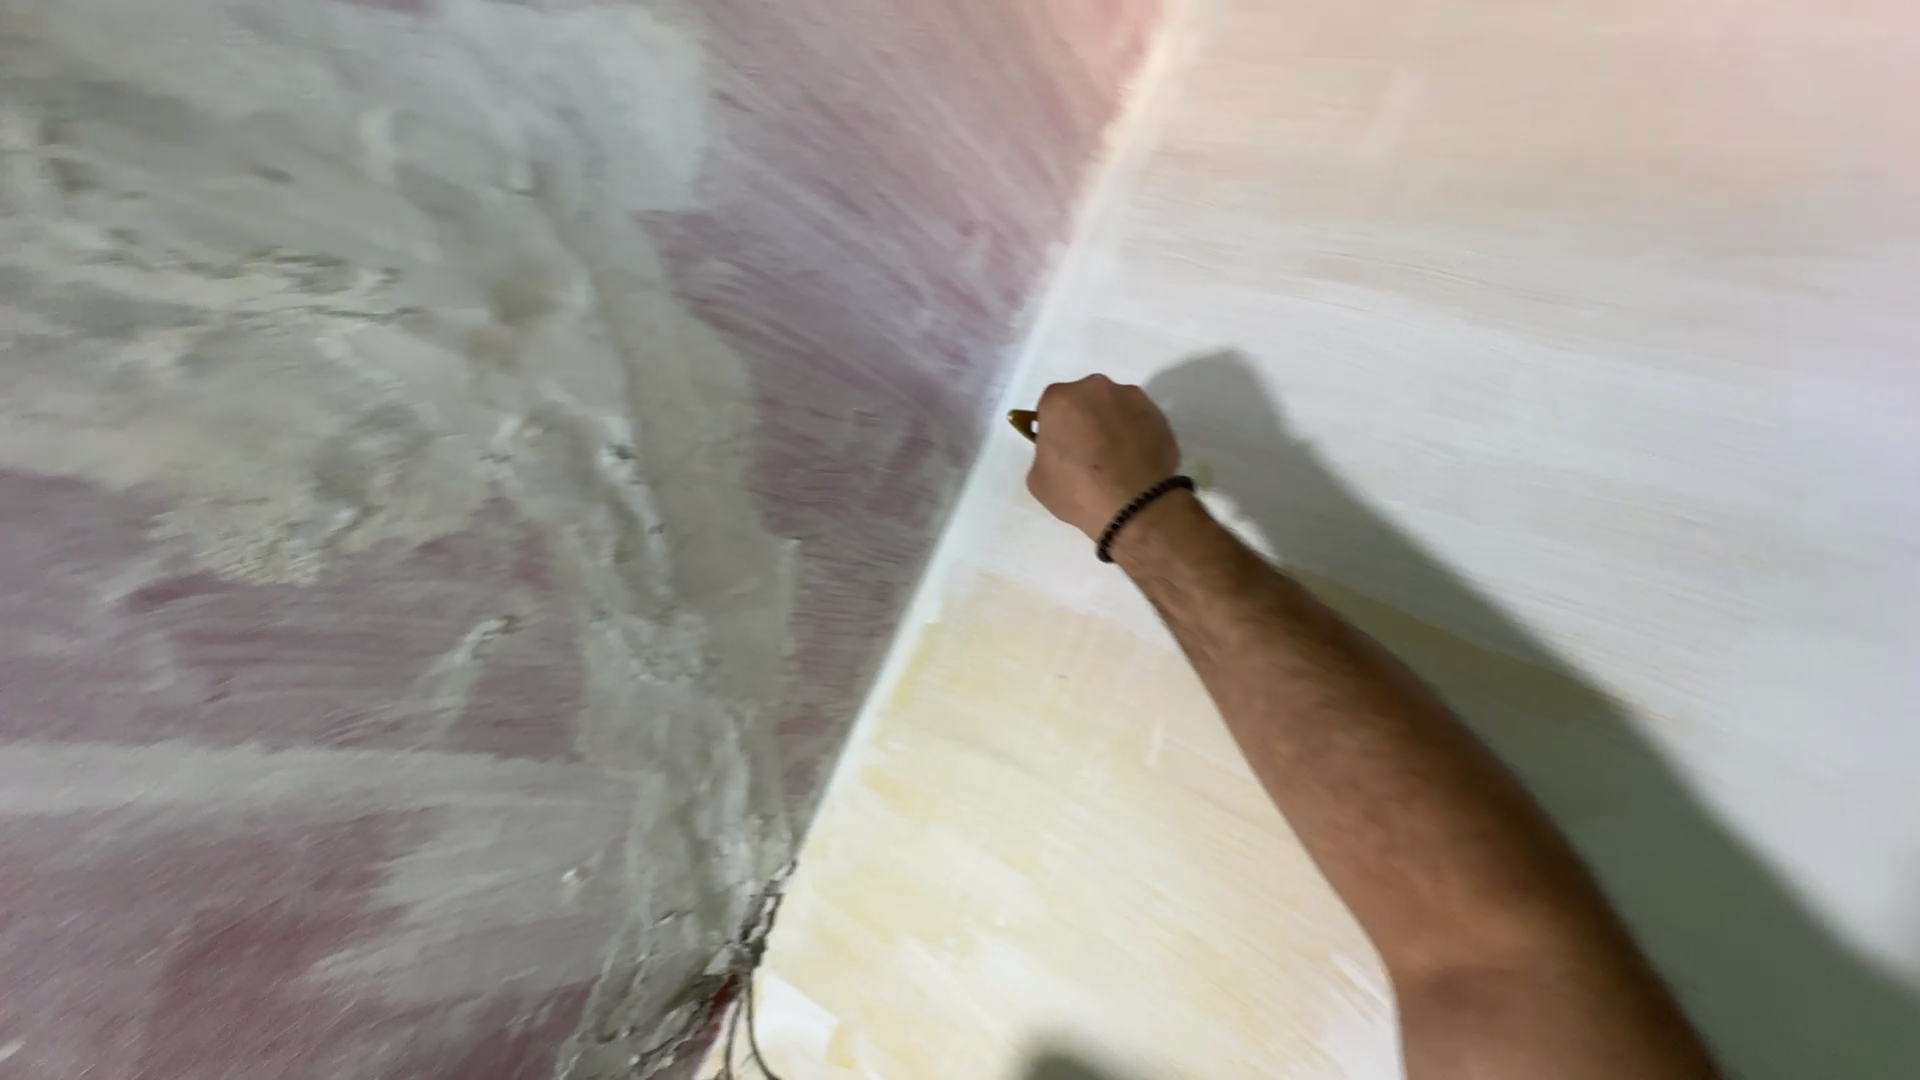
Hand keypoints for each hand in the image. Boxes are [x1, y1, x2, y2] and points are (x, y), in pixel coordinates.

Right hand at [1025, 374, 1180, 538]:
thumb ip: (1046, 453)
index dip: (1056, 427)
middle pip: (1085, 400)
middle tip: (1089, 452)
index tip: (1062, 447)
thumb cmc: (1077, 490)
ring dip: (1113, 424)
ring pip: (1115, 407)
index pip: (1052, 407)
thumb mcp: (1039, 479)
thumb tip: (1062, 451)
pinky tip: (1136, 460)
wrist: (1134, 503)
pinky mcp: (1158, 413)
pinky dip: (1136, 434)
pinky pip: (1139, 420)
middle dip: (1085, 419)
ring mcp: (1131, 397)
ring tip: (1118, 459)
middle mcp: (1095, 388)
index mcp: (1060, 399)